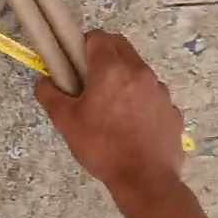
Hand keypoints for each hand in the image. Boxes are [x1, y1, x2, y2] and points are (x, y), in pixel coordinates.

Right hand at [35, 30, 186, 211]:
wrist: (145, 181)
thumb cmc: (102, 146)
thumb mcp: (65, 121)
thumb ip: (49, 94)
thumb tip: (43, 81)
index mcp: (111, 69)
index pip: (98, 36)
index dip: (83, 45)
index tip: (75, 65)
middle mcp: (139, 72)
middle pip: (121, 47)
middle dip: (104, 55)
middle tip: (90, 80)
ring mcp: (160, 91)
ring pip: (139, 70)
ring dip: (124, 77)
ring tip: (112, 107)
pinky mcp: (173, 111)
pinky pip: (153, 95)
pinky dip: (141, 100)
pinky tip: (132, 124)